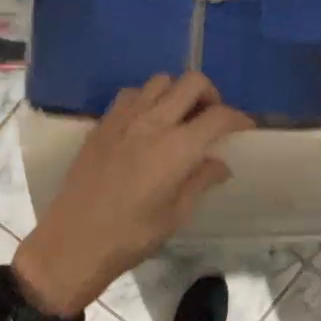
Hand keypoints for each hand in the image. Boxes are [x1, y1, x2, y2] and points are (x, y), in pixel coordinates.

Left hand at [12, 72, 253, 316]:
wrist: (76, 239)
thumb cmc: (132, 235)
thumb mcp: (176, 214)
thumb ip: (200, 182)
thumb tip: (220, 164)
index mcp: (177, 148)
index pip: (218, 116)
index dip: (238, 118)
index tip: (244, 128)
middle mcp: (153, 122)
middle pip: (191, 83)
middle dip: (210, 95)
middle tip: (212, 118)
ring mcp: (124, 119)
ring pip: (160, 81)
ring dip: (176, 93)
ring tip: (179, 118)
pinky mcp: (102, 124)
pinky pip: (131, 94)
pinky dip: (147, 99)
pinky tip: (146, 123)